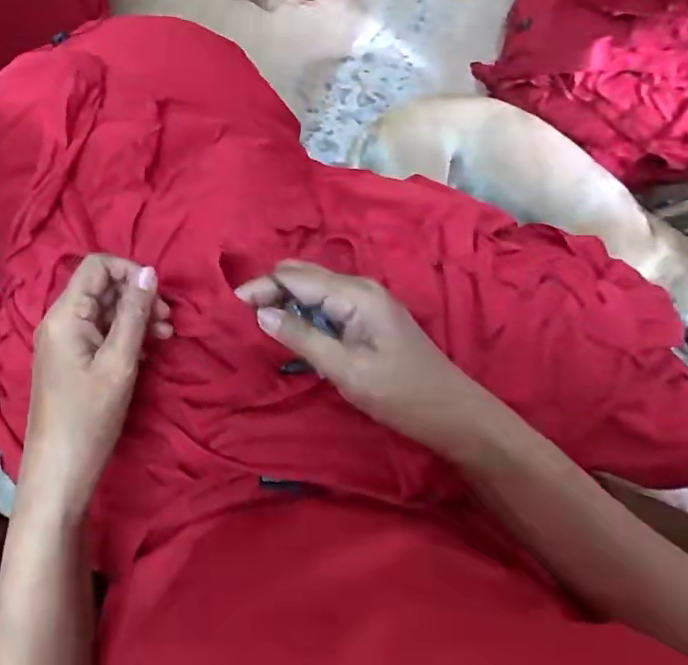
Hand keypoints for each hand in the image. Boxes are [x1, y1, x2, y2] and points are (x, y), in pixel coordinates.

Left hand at [21, 255, 171, 511]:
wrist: (58, 476)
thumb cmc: (89, 418)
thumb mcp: (120, 362)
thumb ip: (134, 313)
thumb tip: (149, 272)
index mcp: (65, 314)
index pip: (97, 265)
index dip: (130, 270)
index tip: (157, 295)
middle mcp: (60, 321)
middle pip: (102, 287)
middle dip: (138, 296)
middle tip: (168, 321)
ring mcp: (64, 342)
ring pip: (105, 310)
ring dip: (136, 316)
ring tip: (165, 337)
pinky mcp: (71, 361)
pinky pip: (101, 332)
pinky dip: (125, 334)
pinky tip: (147, 352)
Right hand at [235, 260, 500, 460]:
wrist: (454, 412)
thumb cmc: (401, 395)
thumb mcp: (346, 371)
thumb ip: (302, 338)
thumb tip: (262, 313)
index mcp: (356, 294)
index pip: (297, 277)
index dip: (263, 286)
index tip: (233, 302)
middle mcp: (361, 287)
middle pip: (305, 274)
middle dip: (272, 287)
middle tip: (244, 313)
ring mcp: (368, 299)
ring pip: (315, 287)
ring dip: (287, 297)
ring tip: (261, 319)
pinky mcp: (370, 315)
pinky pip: (329, 302)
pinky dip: (306, 309)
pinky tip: (293, 326)